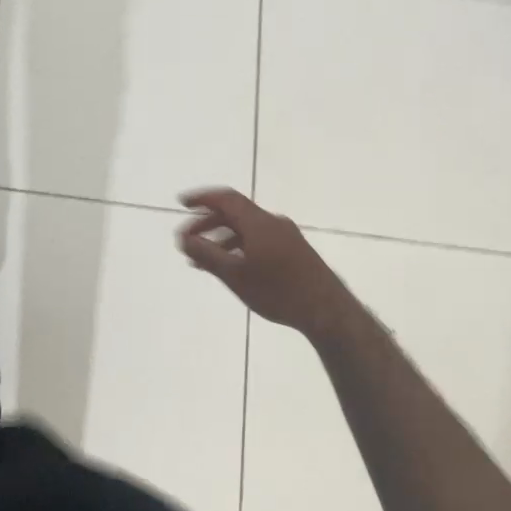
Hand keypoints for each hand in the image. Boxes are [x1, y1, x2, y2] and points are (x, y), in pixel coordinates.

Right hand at [177, 187, 361, 339]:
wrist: (328, 312)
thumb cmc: (278, 292)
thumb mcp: (234, 275)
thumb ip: (206, 255)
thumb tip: (183, 238)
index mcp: (259, 223)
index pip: (226, 199)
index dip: (202, 198)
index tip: (181, 203)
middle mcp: (273, 223)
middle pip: (235, 214)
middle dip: (207, 223)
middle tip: (187, 239)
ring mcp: (286, 237)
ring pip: (246, 229)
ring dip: (222, 238)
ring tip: (203, 259)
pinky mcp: (294, 251)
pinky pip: (258, 240)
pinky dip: (239, 247)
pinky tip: (232, 267)